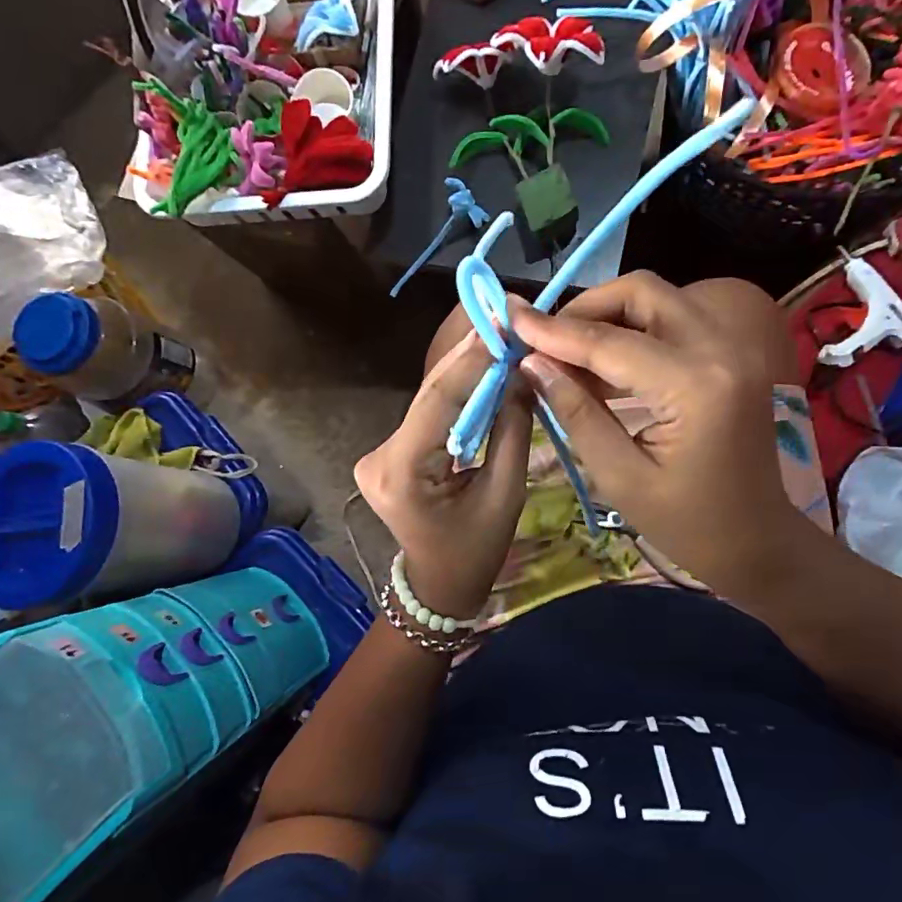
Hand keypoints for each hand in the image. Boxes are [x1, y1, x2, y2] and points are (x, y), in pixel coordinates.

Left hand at [355, 329, 532, 616]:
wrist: (438, 586)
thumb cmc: (476, 552)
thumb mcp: (506, 495)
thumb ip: (513, 430)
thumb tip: (524, 373)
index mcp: (403, 474)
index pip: (440, 400)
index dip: (474, 357)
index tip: (504, 321)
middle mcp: (379, 457)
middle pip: (431, 393)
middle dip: (471, 353)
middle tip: (505, 314)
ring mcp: (377, 453)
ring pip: (430, 399)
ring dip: (466, 367)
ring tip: (500, 331)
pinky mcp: (387, 450)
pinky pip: (428, 413)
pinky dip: (458, 391)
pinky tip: (483, 365)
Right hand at [510, 272, 805, 592]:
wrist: (758, 540)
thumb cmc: (688, 524)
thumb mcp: (620, 477)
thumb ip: (576, 412)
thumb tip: (532, 362)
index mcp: (696, 385)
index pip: (610, 341)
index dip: (553, 330)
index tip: (509, 318)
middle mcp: (721, 349)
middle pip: (642, 293)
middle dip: (586, 308)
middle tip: (545, 340)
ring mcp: (734, 347)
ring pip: (659, 299)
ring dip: (610, 316)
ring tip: (567, 356)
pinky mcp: (734, 355)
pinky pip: (675, 321)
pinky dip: (635, 331)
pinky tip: (603, 366)